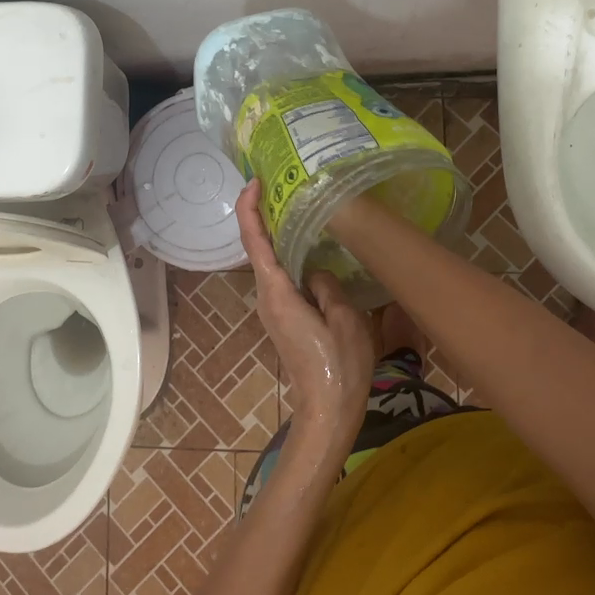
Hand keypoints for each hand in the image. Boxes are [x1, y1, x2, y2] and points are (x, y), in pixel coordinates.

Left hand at [236, 180, 373, 445]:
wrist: (326, 413)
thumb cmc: (338, 369)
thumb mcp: (345, 321)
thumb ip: (328, 286)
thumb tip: (317, 269)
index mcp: (277, 293)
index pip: (254, 241)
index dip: (249, 208)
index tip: (255, 181)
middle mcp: (267, 297)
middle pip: (257, 247)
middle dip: (262, 212)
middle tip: (281, 182)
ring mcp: (274, 308)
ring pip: (269, 261)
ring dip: (276, 231)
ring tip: (298, 203)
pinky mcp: (284, 317)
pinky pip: (281, 275)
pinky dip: (288, 252)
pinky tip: (309, 243)